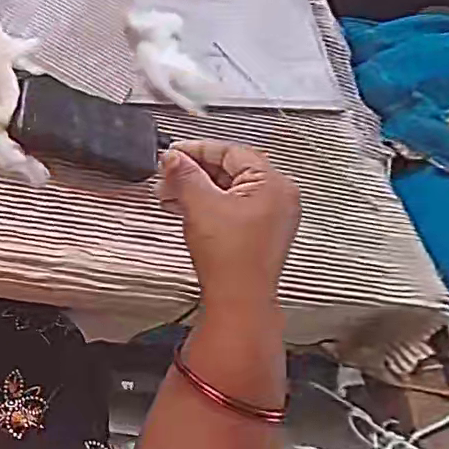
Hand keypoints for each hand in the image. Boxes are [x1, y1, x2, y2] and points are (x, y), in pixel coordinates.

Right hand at [157, 140, 299, 312]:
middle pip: (230, 168)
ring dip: (198, 188)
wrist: (238, 298)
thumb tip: (174, 157)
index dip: (197, 150)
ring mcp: (271, 215)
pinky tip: (188, 209)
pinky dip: (208, 203)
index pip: (230, 151)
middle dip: (194, 171)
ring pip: (229, 188)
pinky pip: (231, 205)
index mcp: (272, 183)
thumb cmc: (232, 258)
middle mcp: (278, 197)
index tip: (174, 153)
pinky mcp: (259, 231)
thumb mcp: (200, 205)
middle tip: (170, 174)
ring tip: (173, 194)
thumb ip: (184, 174)